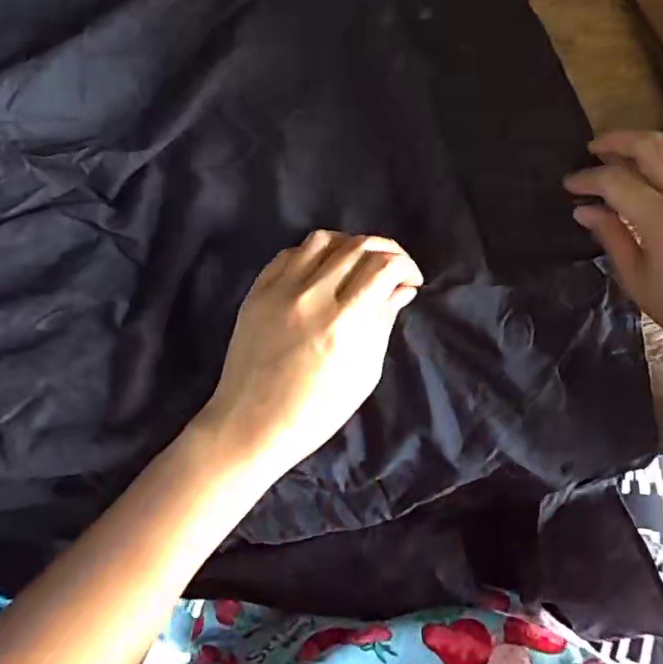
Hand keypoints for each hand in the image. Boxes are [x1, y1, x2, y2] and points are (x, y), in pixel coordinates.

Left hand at [194, 231, 422, 476]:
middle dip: (385, 250)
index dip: (406, 265)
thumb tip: (402, 288)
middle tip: (391, 268)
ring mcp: (279, 290)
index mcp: (343, 323)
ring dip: (348, 245)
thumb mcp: (364, 372)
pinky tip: (322, 271)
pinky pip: (290, 253)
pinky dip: (314, 254)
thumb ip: (382, 321)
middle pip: (357, 245)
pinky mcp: (257, 291)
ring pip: (323, 239)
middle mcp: (312, 297)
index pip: (383, 266)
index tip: (411, 279)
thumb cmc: (316, 411)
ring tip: (356, 265)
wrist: (251, 424)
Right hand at [564, 131, 662, 375]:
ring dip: (652, 138)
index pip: (616, 181)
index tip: (570, 186)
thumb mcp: (638, 280)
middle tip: (594, 150)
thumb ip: (612, 237)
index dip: (587, 179)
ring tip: (629, 148)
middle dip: (617, 142)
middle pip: (652, 147)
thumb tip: (585, 211)